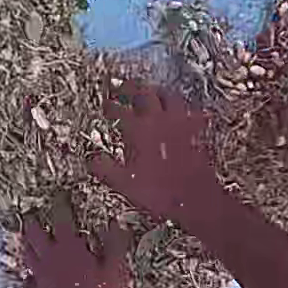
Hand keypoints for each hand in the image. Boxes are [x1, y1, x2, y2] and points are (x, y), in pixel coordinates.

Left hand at [21, 201, 130, 287]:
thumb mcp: (115, 271)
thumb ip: (115, 245)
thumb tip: (117, 223)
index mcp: (69, 247)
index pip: (62, 218)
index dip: (61, 204)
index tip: (60, 195)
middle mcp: (50, 258)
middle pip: (34, 233)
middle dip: (32, 220)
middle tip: (32, 213)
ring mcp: (40, 276)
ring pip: (27, 252)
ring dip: (27, 241)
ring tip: (27, 235)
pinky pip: (28, 278)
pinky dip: (29, 272)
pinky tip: (32, 274)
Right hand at [89, 82, 226, 226]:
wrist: (196, 200)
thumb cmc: (160, 193)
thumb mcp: (123, 184)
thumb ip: (104, 168)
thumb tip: (91, 158)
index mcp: (139, 130)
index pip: (120, 110)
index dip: (110, 106)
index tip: (106, 105)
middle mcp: (160, 121)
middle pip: (144, 93)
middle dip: (130, 88)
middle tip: (121, 87)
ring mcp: (181, 123)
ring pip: (168, 96)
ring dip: (155, 92)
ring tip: (148, 92)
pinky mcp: (196, 131)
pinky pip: (188, 110)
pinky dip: (180, 108)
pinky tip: (179, 112)